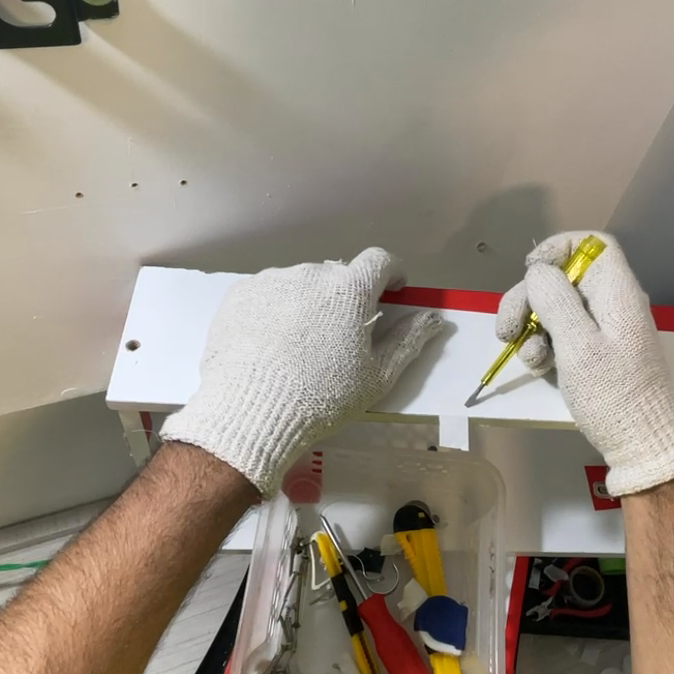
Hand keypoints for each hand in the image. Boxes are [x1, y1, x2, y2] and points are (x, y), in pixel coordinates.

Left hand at [161, 247, 446, 496]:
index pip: (380, 260)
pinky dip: (276, 310)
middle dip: (346, 298)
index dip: (390, 274)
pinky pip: (269, 293)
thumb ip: (408, 341)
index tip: (390, 294)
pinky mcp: (241, 293)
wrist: (249, 413)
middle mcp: (312, 273)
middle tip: (339, 337)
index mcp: (350, 289)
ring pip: (302, 284)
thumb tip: (432, 318)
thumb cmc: (322, 397)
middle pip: (338, 276)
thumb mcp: (376, 377)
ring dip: (309, 303)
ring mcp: (272, 280)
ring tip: (298, 346)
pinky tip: (269, 345)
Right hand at [496, 231, 673, 496]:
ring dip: (532, 327)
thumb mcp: (577, 346)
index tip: (530, 271)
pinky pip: (564, 334)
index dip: (559, 249)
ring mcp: (605, 329)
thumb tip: (539, 272)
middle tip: (505, 328)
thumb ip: (556, 301)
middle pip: (564, 278)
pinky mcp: (597, 352)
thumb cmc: (612, 394)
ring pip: (558, 308)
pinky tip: (540, 367)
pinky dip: (546, 346)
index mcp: (617, 293)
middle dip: (529, 298)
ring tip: (526, 357)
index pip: (593, 245)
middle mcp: (612, 304)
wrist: (640, 444)